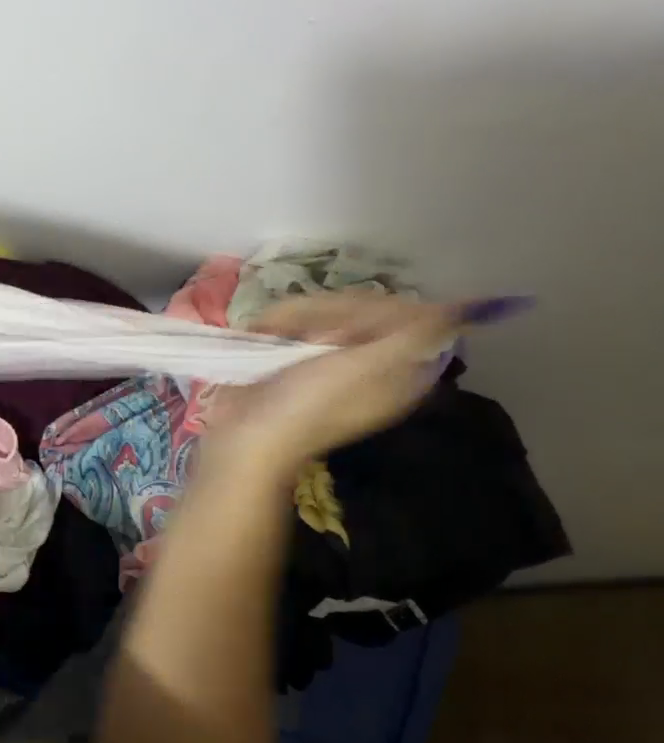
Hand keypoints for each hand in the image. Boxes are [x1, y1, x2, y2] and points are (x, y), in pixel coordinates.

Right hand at [207, 292, 460, 468]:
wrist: (249, 437)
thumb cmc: (311, 406)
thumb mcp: (370, 366)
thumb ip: (423, 331)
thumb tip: (494, 304)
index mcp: (402, 366)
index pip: (405, 313)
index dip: (372, 311)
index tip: (342, 329)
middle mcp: (370, 361)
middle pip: (361, 310)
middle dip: (325, 314)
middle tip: (303, 337)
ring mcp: (327, 362)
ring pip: (321, 313)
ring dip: (292, 317)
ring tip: (272, 333)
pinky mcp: (291, 363)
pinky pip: (293, 326)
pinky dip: (276, 326)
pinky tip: (265, 336)